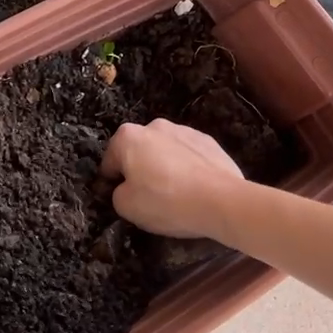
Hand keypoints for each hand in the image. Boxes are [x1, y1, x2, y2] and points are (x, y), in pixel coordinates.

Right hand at [100, 119, 245, 239]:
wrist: (222, 201)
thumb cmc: (166, 201)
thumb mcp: (127, 207)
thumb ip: (118, 194)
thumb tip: (126, 189)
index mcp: (127, 136)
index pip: (110, 162)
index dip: (113, 183)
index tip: (123, 200)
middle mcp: (153, 125)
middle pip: (139, 152)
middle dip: (140, 170)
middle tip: (150, 197)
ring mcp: (183, 130)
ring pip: (165, 151)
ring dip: (165, 167)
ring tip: (178, 195)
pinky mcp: (209, 141)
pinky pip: (190, 156)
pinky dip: (189, 168)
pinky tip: (197, 189)